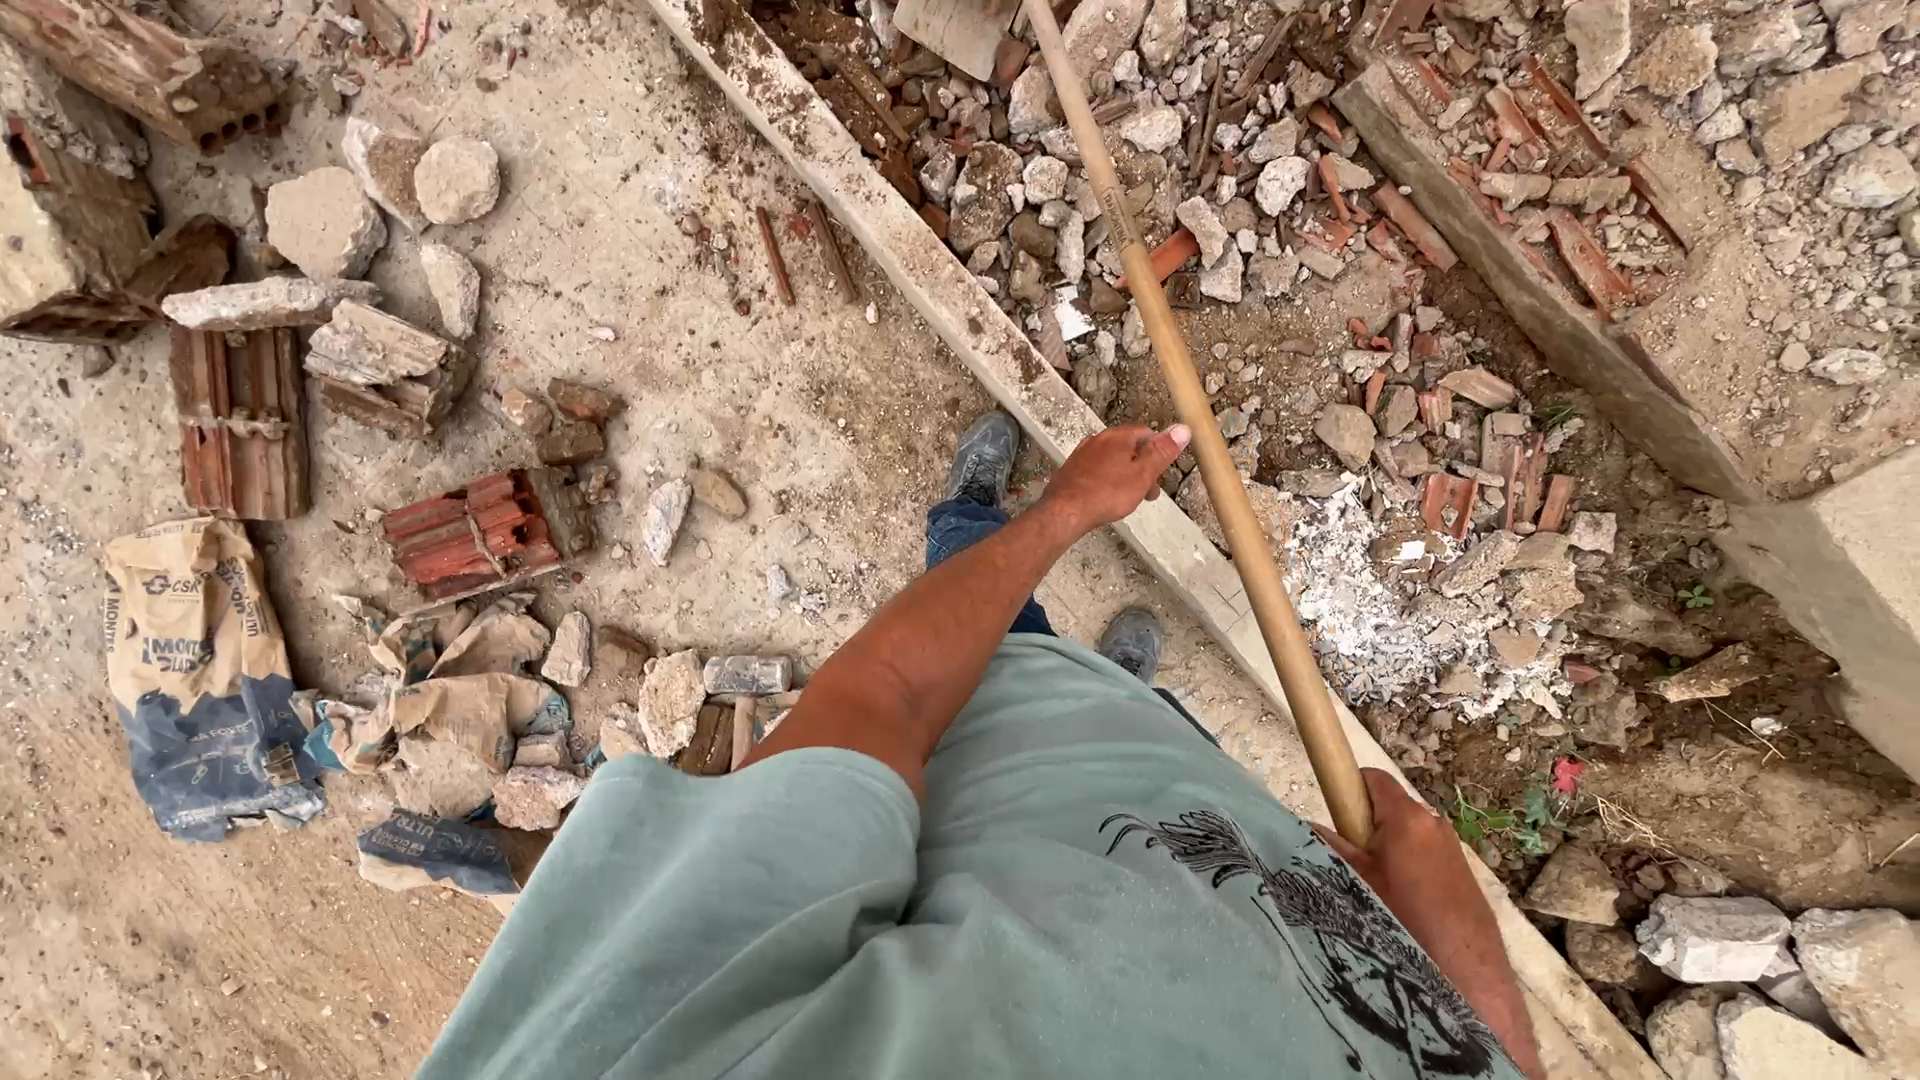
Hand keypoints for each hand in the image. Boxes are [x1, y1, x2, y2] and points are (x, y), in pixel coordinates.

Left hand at [1040, 424, 1190, 531]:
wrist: (1065, 510)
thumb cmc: (1106, 494)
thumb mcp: (1143, 474)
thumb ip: (1162, 452)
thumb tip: (1182, 429)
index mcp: (1118, 437)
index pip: (1146, 433)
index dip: (1158, 451)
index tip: (1162, 470)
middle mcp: (1098, 440)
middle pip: (1128, 448)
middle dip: (1141, 467)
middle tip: (1148, 491)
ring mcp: (1082, 454)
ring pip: (1111, 461)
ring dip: (1124, 476)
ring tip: (1128, 499)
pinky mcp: (1071, 470)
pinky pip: (1095, 471)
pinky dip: (1105, 481)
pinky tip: (1106, 497)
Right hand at [1311, 769, 1480, 936]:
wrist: (1469, 977)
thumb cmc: (1403, 918)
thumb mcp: (1355, 881)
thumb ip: (1329, 848)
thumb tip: (1310, 827)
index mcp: (1406, 818)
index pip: (1373, 778)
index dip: (1350, 786)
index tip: (1336, 811)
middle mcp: (1434, 824)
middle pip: (1390, 808)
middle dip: (1368, 826)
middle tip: (1354, 860)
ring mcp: (1454, 849)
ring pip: (1408, 835)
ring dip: (1390, 850)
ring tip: (1380, 888)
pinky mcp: (1466, 874)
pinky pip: (1427, 857)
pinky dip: (1411, 868)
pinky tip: (1406, 904)